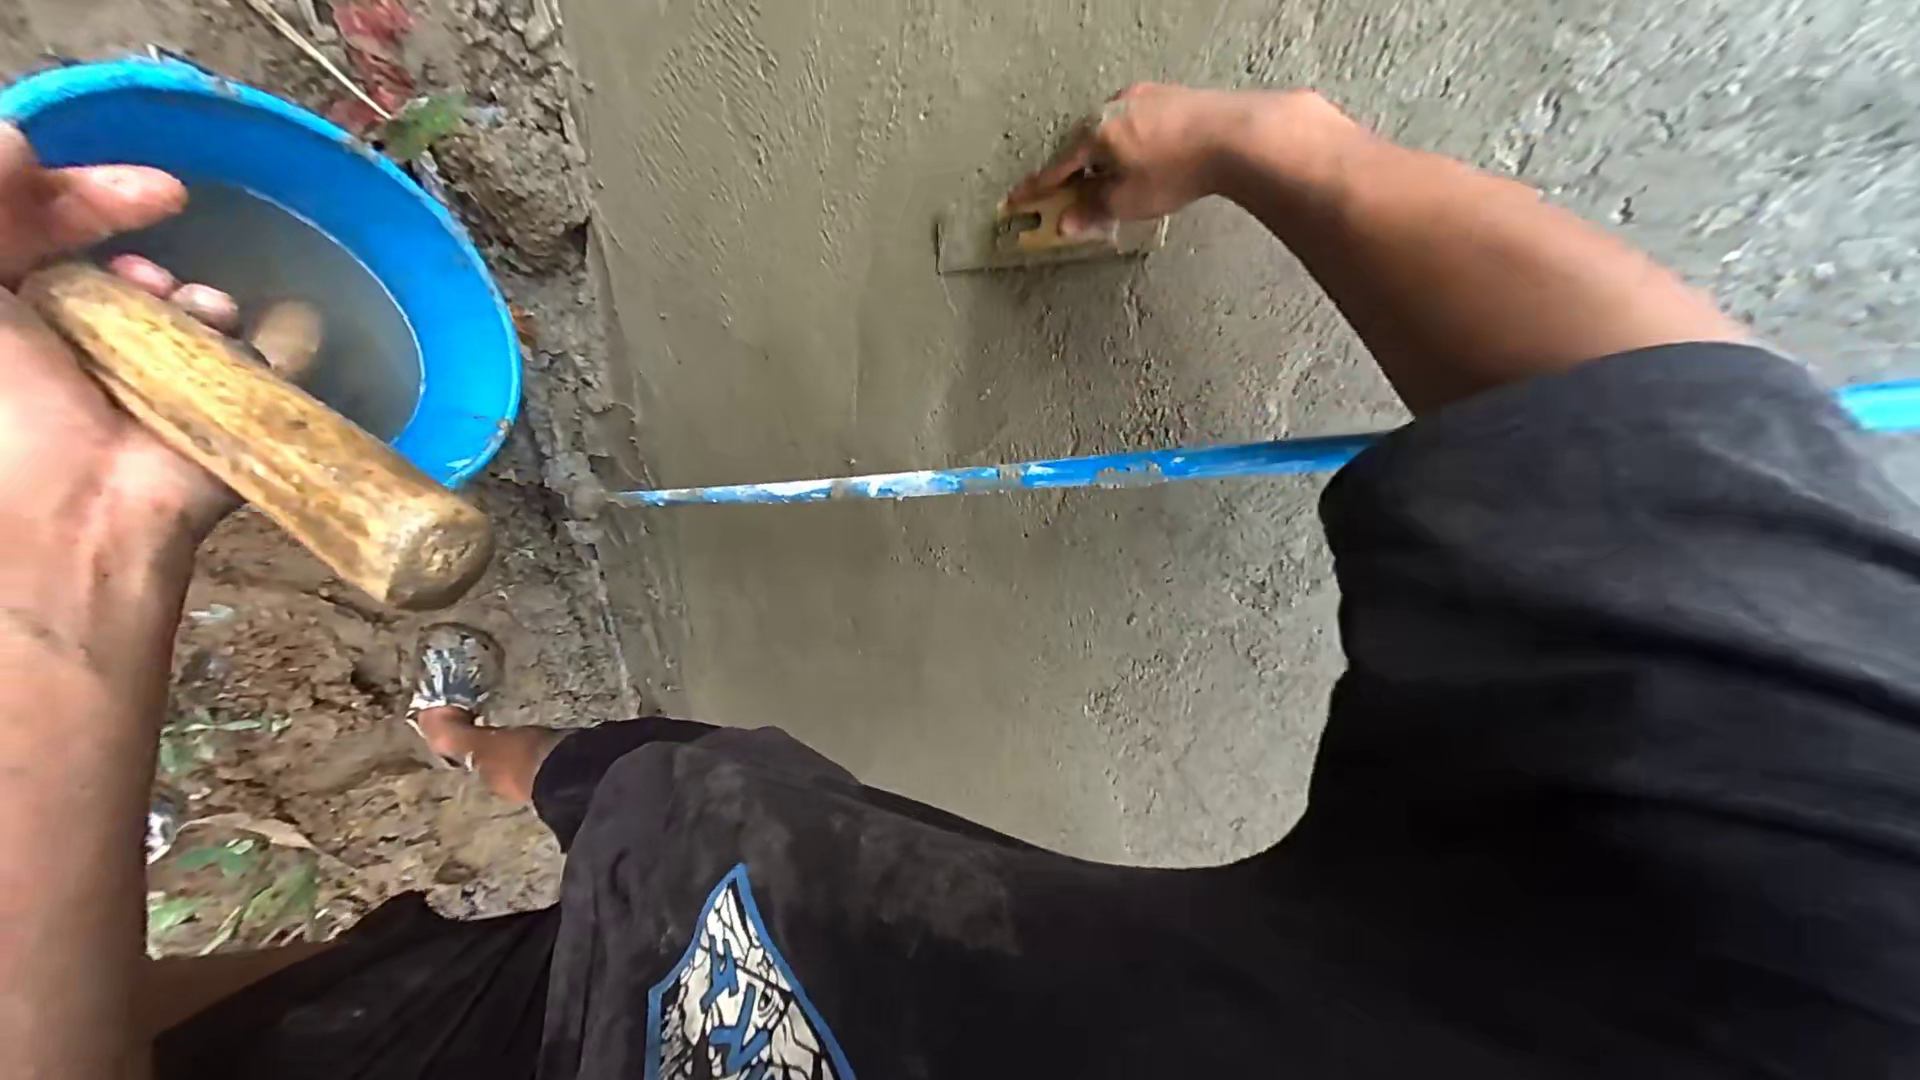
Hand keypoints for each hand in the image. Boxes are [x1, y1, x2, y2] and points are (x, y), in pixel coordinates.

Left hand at [0, 125, 286, 546]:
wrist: (74, 497)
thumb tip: (8, 135)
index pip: (15, 217)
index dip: (61, 185)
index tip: (111, 174)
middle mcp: (57, 322)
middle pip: (94, 246)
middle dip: (122, 218)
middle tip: (168, 201)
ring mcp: (139, 360)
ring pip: (168, 294)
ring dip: (176, 284)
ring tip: (179, 301)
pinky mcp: (208, 392)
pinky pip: (233, 345)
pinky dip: (232, 330)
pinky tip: (222, 331)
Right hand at [1006, 83, 1336, 238]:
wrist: (1234, 136)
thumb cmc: (1173, 171)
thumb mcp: (1124, 201)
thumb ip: (1090, 210)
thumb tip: (1065, 222)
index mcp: (1094, 132)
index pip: (1055, 168)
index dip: (1034, 189)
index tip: (1014, 200)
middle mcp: (1113, 106)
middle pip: (1079, 146)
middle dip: (1069, 173)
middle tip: (1062, 197)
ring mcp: (1142, 98)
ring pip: (1106, 133)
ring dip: (1098, 160)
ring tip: (1104, 184)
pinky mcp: (1168, 98)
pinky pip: (1130, 127)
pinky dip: (1122, 148)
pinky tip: (1134, 161)